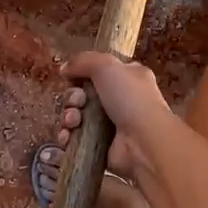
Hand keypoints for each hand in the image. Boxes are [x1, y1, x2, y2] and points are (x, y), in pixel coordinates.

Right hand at [58, 51, 174, 176]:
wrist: (143, 141)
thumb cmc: (130, 98)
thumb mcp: (107, 66)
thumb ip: (83, 60)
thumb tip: (64, 69)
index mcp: (128, 77)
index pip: (99, 71)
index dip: (82, 73)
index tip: (73, 76)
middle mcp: (120, 100)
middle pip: (83, 94)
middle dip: (73, 97)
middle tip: (78, 102)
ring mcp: (110, 125)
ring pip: (77, 116)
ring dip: (69, 116)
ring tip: (74, 121)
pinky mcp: (100, 146)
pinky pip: (76, 138)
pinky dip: (68, 136)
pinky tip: (68, 136)